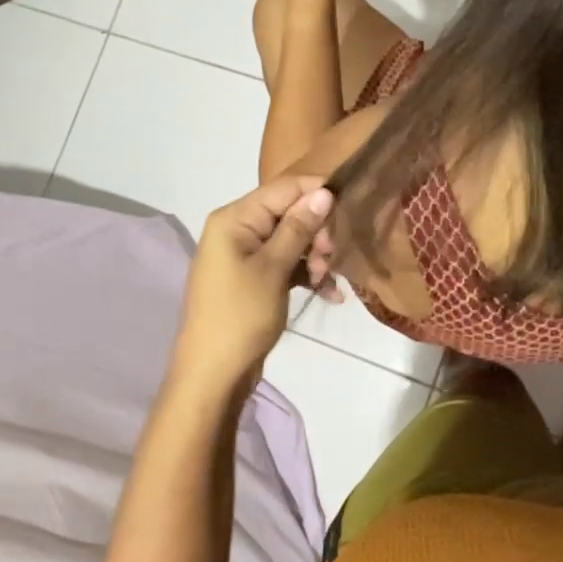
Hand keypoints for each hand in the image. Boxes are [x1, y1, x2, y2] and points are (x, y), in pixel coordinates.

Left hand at [171, 176, 336, 391]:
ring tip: (326, 282)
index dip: (317, 194)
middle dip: (316, 233)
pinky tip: (330, 295)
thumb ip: (298, 228)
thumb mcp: (273, 269)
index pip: (283, 188)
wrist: (213, 374)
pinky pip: (285, 265)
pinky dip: (306, 275)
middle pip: (288, 213)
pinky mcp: (253, 280)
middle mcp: (236, 230)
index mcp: (234, 219)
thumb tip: (323, 192)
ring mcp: (244, 256)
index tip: (349, 210)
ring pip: (290, 241)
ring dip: (314, 257)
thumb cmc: (240, 316)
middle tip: (329, 260)